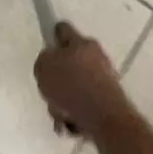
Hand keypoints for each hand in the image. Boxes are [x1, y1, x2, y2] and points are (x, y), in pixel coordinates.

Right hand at [34, 22, 132, 138]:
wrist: (103, 117)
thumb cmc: (71, 86)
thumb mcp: (43, 67)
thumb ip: (44, 60)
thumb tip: (50, 60)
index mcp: (81, 43)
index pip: (63, 30)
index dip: (52, 36)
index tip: (46, 48)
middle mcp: (96, 56)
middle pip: (70, 62)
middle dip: (58, 78)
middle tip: (48, 91)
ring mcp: (105, 78)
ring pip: (76, 86)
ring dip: (64, 100)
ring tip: (58, 114)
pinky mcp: (109, 99)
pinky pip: (84, 103)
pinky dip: (75, 113)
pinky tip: (69, 123)